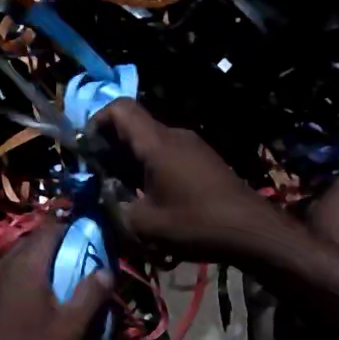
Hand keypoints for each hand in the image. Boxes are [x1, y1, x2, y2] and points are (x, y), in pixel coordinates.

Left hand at [0, 224, 112, 339]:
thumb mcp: (72, 326)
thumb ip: (91, 294)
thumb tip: (107, 270)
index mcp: (26, 265)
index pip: (50, 229)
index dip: (71, 228)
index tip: (89, 238)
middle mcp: (3, 267)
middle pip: (31, 241)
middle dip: (55, 244)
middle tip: (77, 258)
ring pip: (16, 259)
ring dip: (38, 262)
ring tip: (58, 278)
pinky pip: (6, 277)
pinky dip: (23, 278)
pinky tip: (33, 299)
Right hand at [91, 100, 289, 262]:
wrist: (252, 231)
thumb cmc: (195, 224)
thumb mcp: (144, 225)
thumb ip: (114, 207)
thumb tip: (102, 195)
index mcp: (156, 143)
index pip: (119, 108)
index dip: (96, 123)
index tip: (86, 151)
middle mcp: (174, 136)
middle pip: (133, 126)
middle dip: (109, 148)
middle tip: (97, 177)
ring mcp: (192, 146)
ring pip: (150, 143)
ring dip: (130, 162)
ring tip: (121, 192)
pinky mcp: (203, 161)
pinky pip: (167, 155)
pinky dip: (150, 169)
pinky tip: (150, 198)